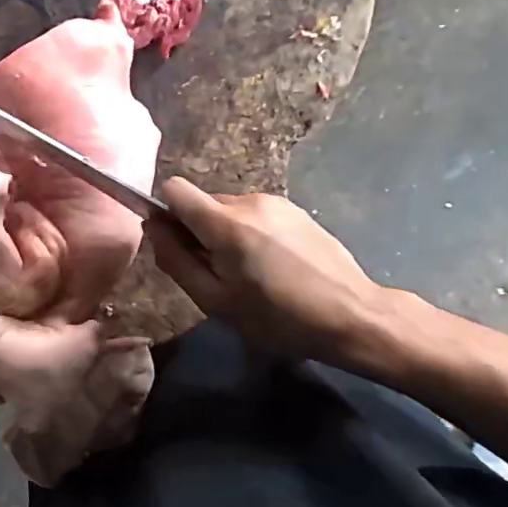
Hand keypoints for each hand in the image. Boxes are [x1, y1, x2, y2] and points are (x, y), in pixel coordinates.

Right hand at [147, 177, 387, 361]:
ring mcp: (276, 203)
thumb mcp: (214, 300)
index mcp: (225, 223)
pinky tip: (272, 266)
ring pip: (227, 210)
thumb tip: (152, 227)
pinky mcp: (296, 210)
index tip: (176, 242)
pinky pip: (253, 214)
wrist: (354, 317)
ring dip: (224, 234)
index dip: (166, 212)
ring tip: (248, 273)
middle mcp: (248, 201)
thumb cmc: (277, 317)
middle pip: (201, 203)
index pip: (174, 189)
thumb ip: (175, 259)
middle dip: (197, 231)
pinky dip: (249, 234)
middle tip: (216, 272)